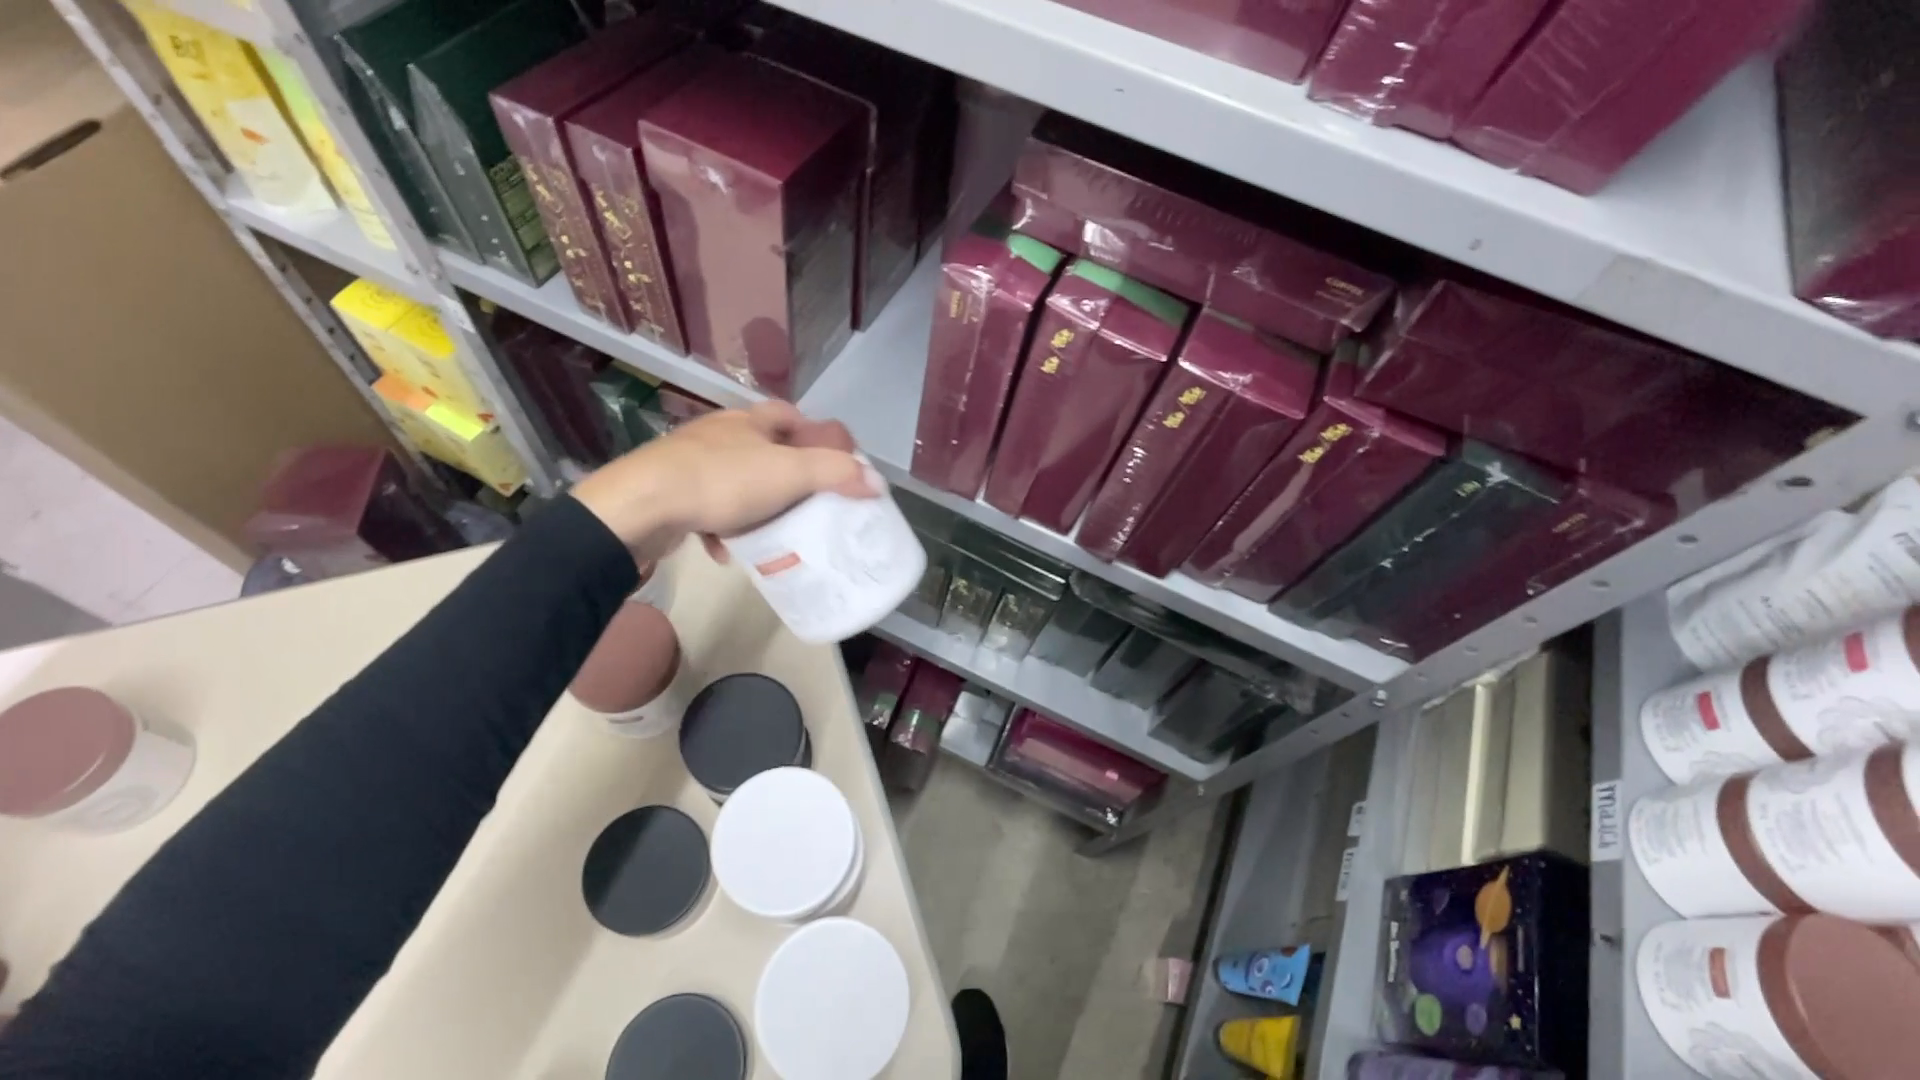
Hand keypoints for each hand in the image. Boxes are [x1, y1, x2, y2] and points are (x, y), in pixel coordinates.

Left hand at [570, 401, 877, 564]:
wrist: (643, 505)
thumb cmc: (723, 480)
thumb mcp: (791, 474)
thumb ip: (837, 474)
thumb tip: (878, 482)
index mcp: (748, 421)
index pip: (788, 414)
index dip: (812, 432)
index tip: (830, 460)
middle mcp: (718, 435)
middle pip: (760, 448)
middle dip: (784, 472)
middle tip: (806, 500)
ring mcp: (688, 463)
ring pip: (732, 480)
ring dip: (752, 504)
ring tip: (771, 529)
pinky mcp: (668, 493)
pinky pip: (705, 509)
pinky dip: (720, 528)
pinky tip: (727, 552)